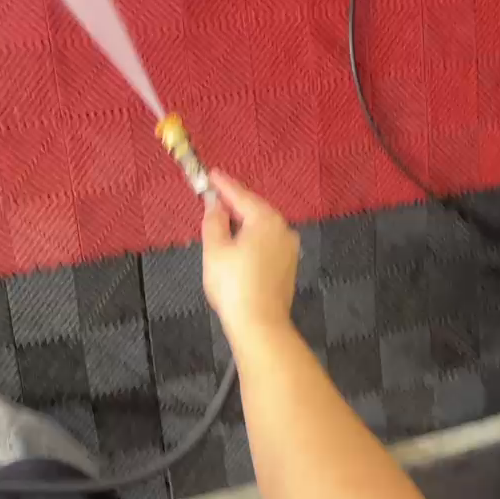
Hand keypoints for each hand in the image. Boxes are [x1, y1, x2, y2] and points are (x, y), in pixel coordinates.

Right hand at [202, 171, 299, 344]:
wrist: (259, 323)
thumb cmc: (233, 285)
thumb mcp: (215, 250)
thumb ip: (214, 222)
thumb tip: (214, 206)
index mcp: (265, 220)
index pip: (241, 196)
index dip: (223, 185)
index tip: (211, 174)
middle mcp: (283, 230)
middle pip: (255, 210)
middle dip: (235, 205)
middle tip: (215, 198)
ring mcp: (288, 250)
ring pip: (261, 229)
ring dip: (243, 224)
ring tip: (223, 223)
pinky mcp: (287, 267)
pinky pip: (266, 244)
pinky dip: (251, 240)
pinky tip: (238, 247)